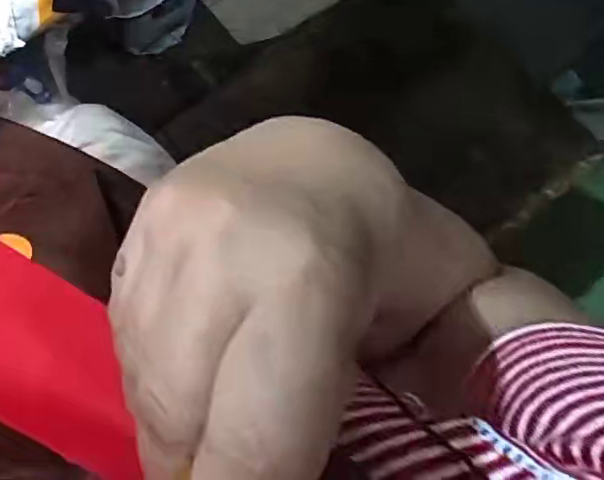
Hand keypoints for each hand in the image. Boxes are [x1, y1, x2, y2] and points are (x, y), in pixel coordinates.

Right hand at [108, 117, 496, 479]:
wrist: (302, 155)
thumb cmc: (392, 240)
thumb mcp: (461, 306)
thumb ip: (468, 384)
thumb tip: (484, 452)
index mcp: (306, 276)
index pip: (258, 432)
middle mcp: (216, 247)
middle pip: (176, 401)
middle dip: (187, 471)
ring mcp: (164, 228)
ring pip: (138, 362)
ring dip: (157, 426)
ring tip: (187, 450)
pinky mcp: (135, 222)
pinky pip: (120, 320)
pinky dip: (139, 371)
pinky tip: (171, 384)